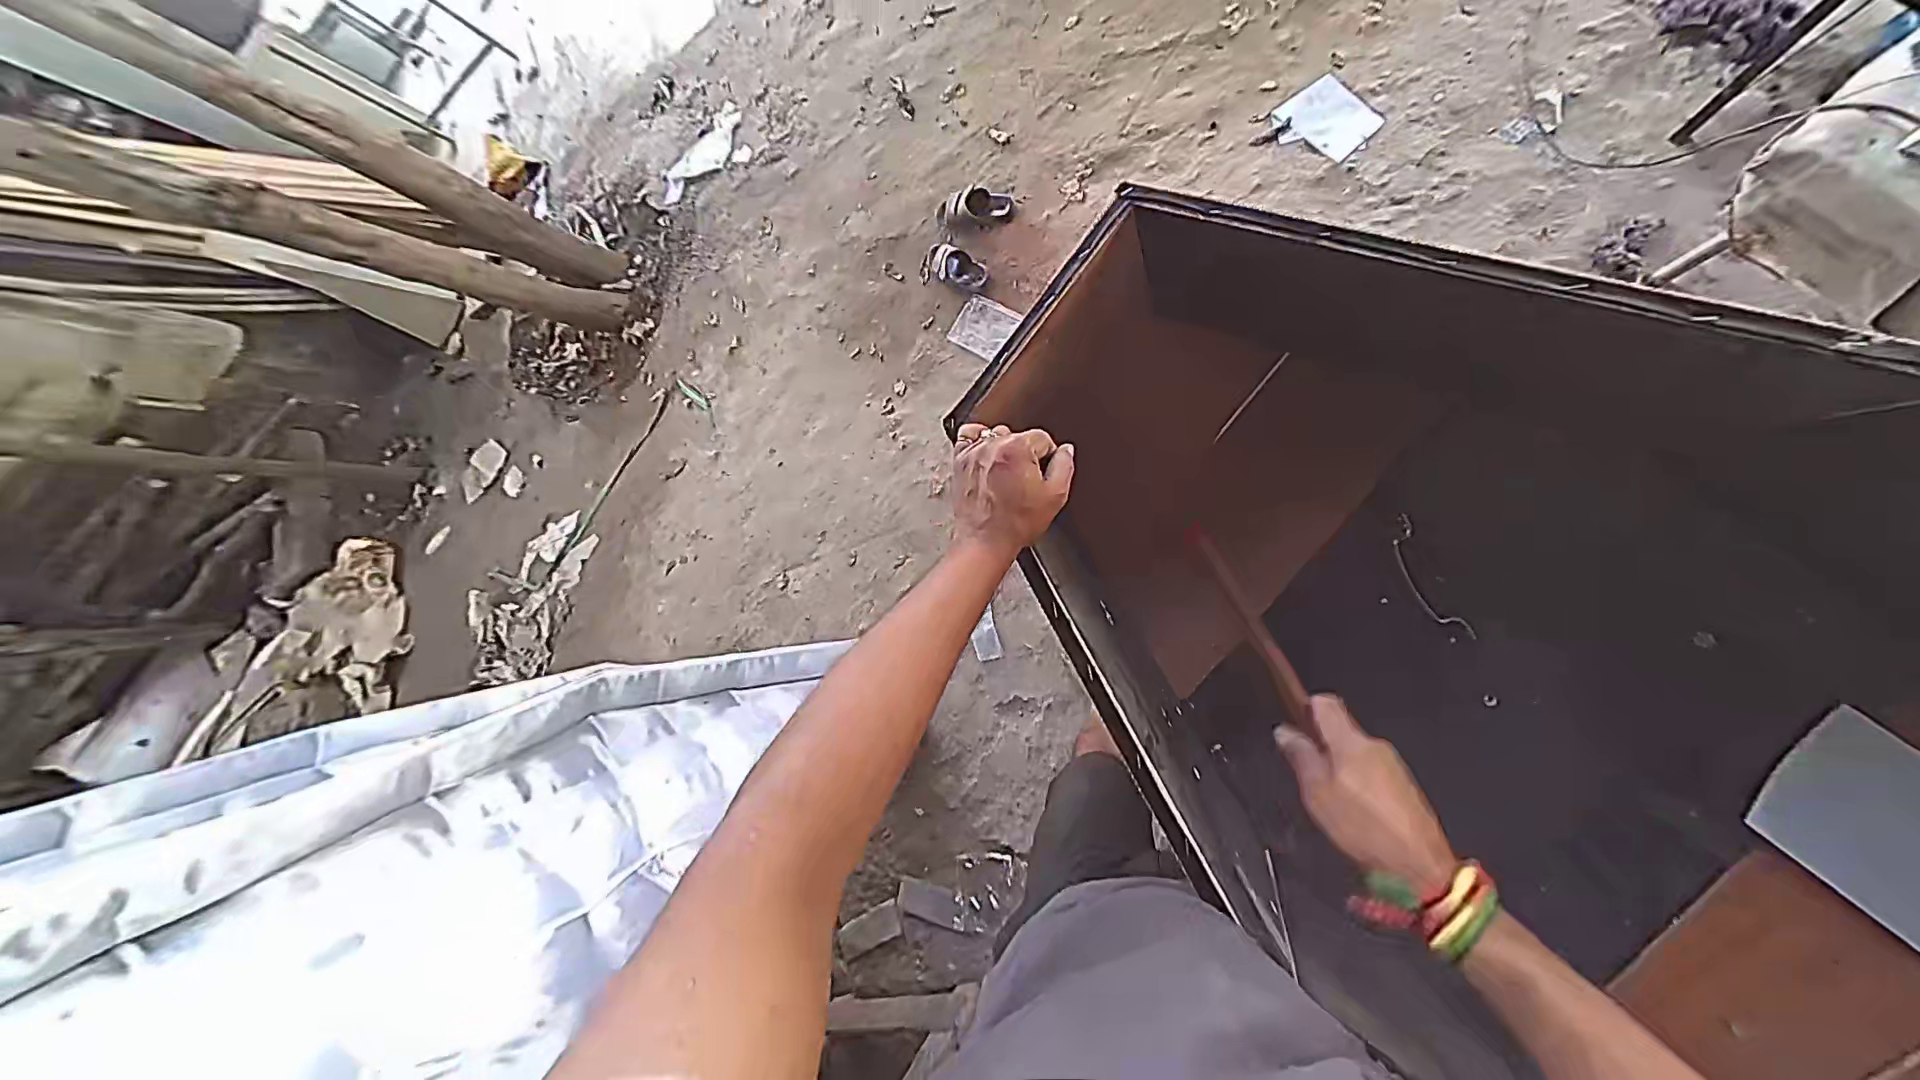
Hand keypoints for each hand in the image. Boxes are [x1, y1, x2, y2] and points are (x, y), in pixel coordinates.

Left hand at [951, 424, 1073, 558]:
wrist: (985, 542)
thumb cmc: (1016, 523)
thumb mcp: (1055, 496)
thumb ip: (1064, 466)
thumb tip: (1065, 451)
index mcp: (1018, 448)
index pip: (1042, 438)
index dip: (1048, 457)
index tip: (1042, 474)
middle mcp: (994, 445)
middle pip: (1019, 436)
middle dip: (1026, 455)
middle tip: (1026, 480)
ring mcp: (974, 453)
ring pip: (996, 435)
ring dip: (1004, 449)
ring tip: (1007, 475)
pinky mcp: (960, 462)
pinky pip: (967, 436)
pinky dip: (977, 441)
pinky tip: (986, 458)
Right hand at [1275, 695, 1457, 894]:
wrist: (1420, 865)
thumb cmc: (1366, 829)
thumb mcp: (1317, 793)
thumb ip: (1301, 757)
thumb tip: (1286, 733)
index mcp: (1351, 742)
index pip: (1325, 703)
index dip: (1306, 708)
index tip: (1296, 727)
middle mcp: (1375, 746)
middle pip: (1340, 730)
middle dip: (1321, 747)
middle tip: (1308, 775)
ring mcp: (1393, 765)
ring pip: (1355, 752)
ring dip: (1339, 767)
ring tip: (1332, 799)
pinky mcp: (1404, 784)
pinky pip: (1372, 771)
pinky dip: (1358, 782)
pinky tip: (1355, 811)